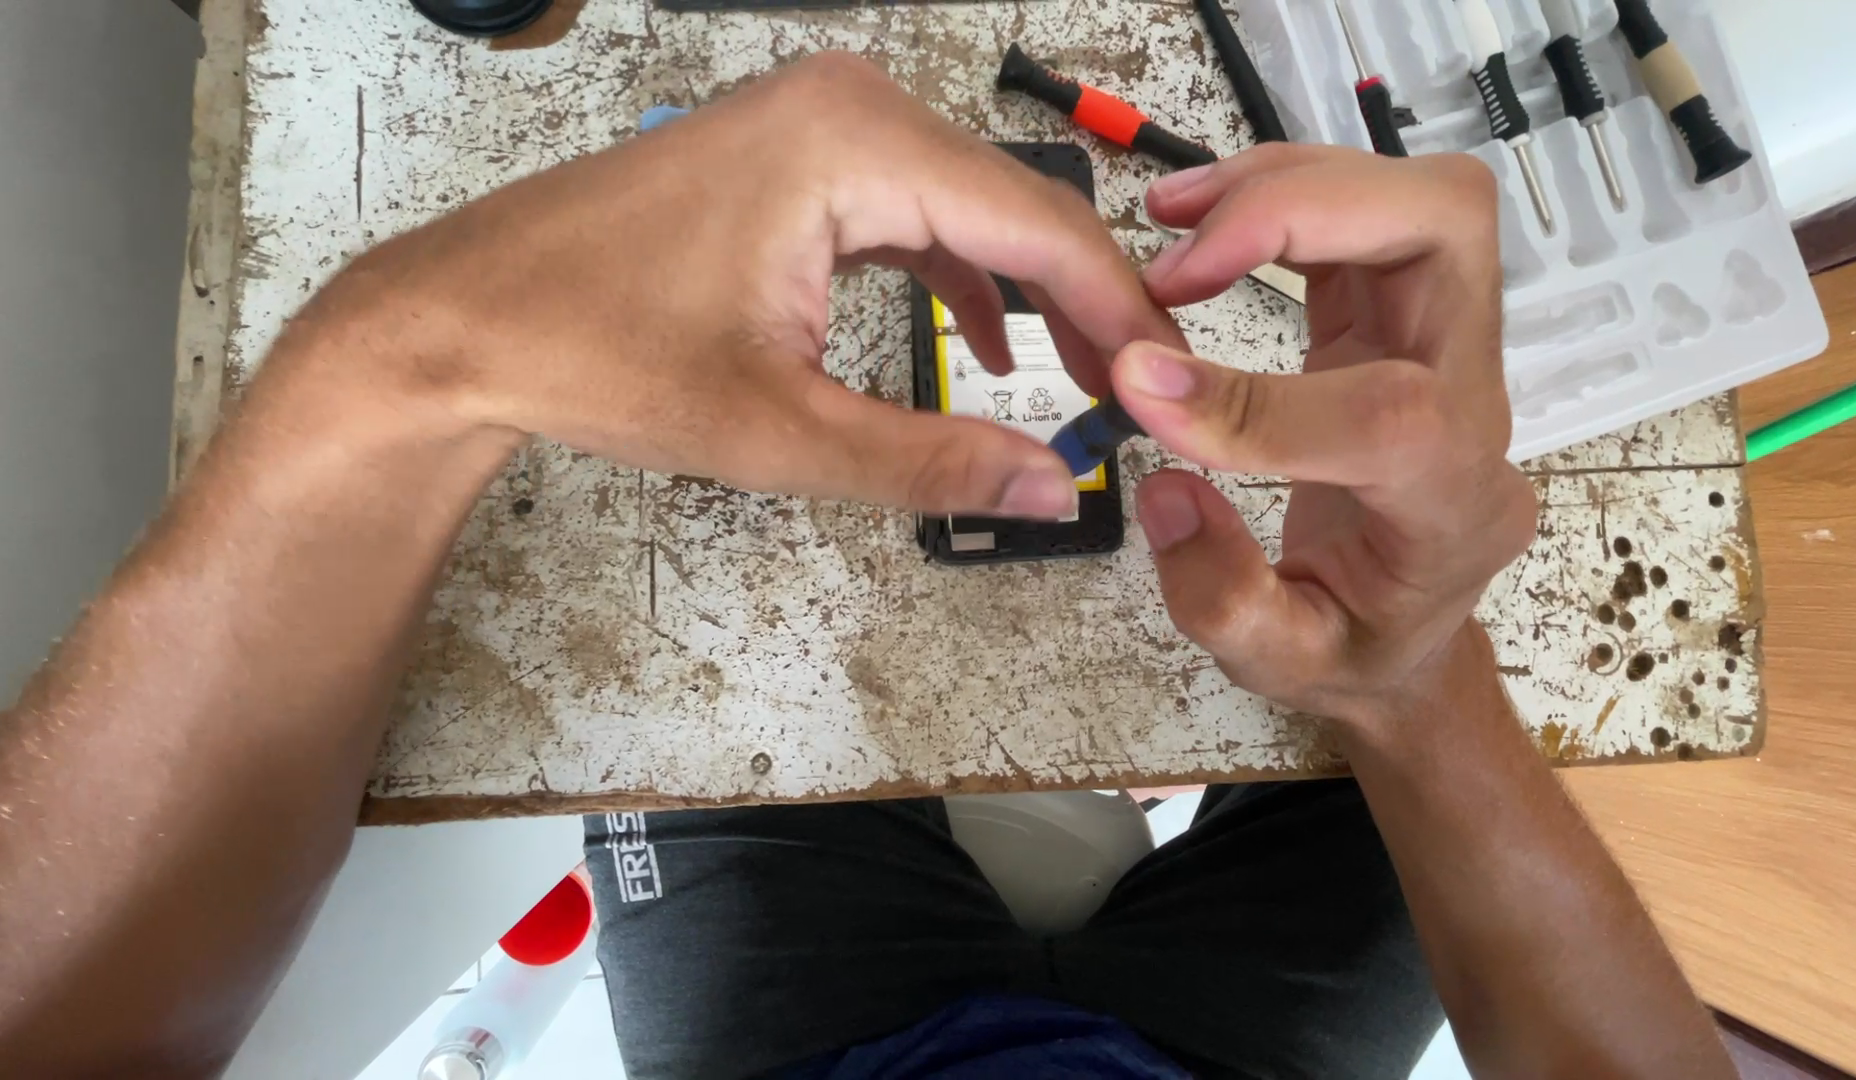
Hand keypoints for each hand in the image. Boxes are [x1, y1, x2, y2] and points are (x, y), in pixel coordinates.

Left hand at [270, 52, 1185, 519]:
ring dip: (1033, 294)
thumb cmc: (605, 361)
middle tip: (1132, 397)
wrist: (467, 319)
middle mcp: (853, 108)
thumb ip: (933, 463)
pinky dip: (964, 279)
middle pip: (1020, 210)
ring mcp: (825, 128)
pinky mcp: (803, 164)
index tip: (1163, 384)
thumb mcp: (782, 432)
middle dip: (1089, 307)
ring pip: (976, 211)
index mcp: (857, 146)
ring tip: (1080, 377)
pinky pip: (920, 216)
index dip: (1119, 313)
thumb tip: (1055, 489)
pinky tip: (986, 342)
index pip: (1041, 227)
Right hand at [1110, 144, 1536, 727]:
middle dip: (1300, 211)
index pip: (1385, 417)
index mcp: (1449, 506)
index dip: (1252, 397)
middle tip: (1172, 254)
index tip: (1133, 380)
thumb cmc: (1346, 656)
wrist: (1408, 640)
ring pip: (1413, 202)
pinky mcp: (1401, 329)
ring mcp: (1449, 352)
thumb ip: (1217, 590)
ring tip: (1172, 217)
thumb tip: (1162, 480)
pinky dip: (1283, 200)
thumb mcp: (1273, 661)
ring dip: (1287, 185)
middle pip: (1442, 234)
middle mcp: (1474, 406)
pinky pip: (1367, 225)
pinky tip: (1204, 225)